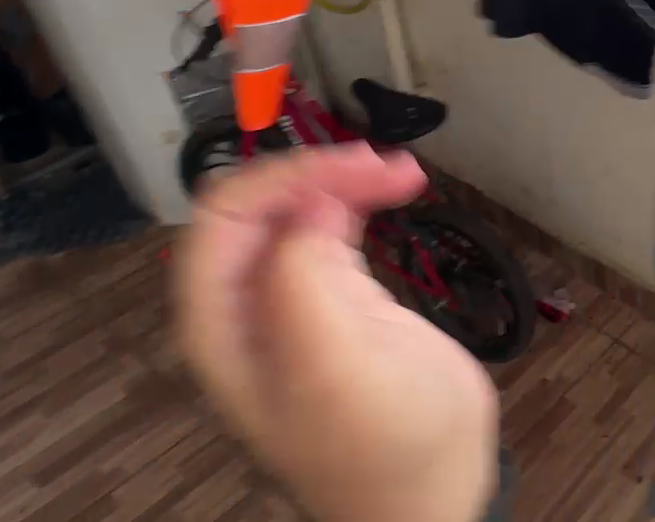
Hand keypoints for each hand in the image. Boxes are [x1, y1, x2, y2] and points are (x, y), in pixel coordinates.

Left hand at [173, 145, 499, 521]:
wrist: (430, 490)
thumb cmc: (385, 444)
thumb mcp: (336, 365)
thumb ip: (305, 282)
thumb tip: (308, 207)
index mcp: (228, 324)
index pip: (224, 218)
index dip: (285, 178)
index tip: (355, 165)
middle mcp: (252, 308)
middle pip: (264, 208)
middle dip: (322, 173)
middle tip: (389, 167)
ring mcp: (297, 304)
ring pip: (302, 212)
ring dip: (347, 182)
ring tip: (401, 174)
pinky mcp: (343, 303)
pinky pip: (336, 231)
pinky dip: (365, 203)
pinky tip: (397, 194)